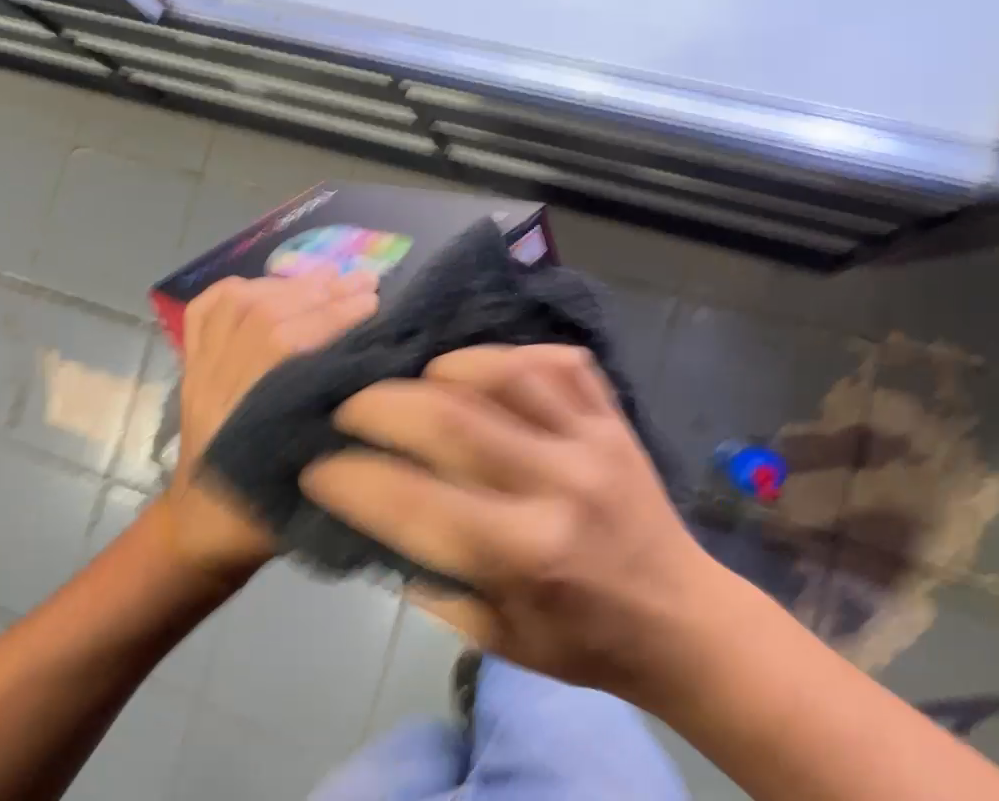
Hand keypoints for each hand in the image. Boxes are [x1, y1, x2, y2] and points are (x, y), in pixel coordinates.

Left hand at [161, 269, 378, 579]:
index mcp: (245, 421)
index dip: (330, 318)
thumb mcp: (314, 496)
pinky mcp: (191, 365)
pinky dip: (237, 288)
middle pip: (263, 315)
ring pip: (237, 306)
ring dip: (290, 285)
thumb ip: (343, 444)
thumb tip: (389, 387)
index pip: (283, 347)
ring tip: (332, 275)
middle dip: (321, 293)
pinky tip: (273, 284)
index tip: (373, 302)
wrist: (202, 526)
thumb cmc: (262, 517)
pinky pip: (204, 311)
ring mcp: (198, 371)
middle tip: (366, 279)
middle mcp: (216, 385)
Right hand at [301, 344, 711, 702]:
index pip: (414, 502)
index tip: (316, 468)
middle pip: (451, 418)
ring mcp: (592, 441)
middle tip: (347, 409)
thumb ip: (430, 578)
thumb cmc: (582, 642)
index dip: (351, 479)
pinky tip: (483, 369)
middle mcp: (558, 485)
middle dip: (379, 405)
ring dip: (442, 368)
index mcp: (525, 554)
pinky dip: (509, 355)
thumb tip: (374, 517)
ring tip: (413, 380)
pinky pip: (558, 362)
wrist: (683, 620)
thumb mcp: (495, 638)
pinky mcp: (614, 418)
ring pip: (505, 372)